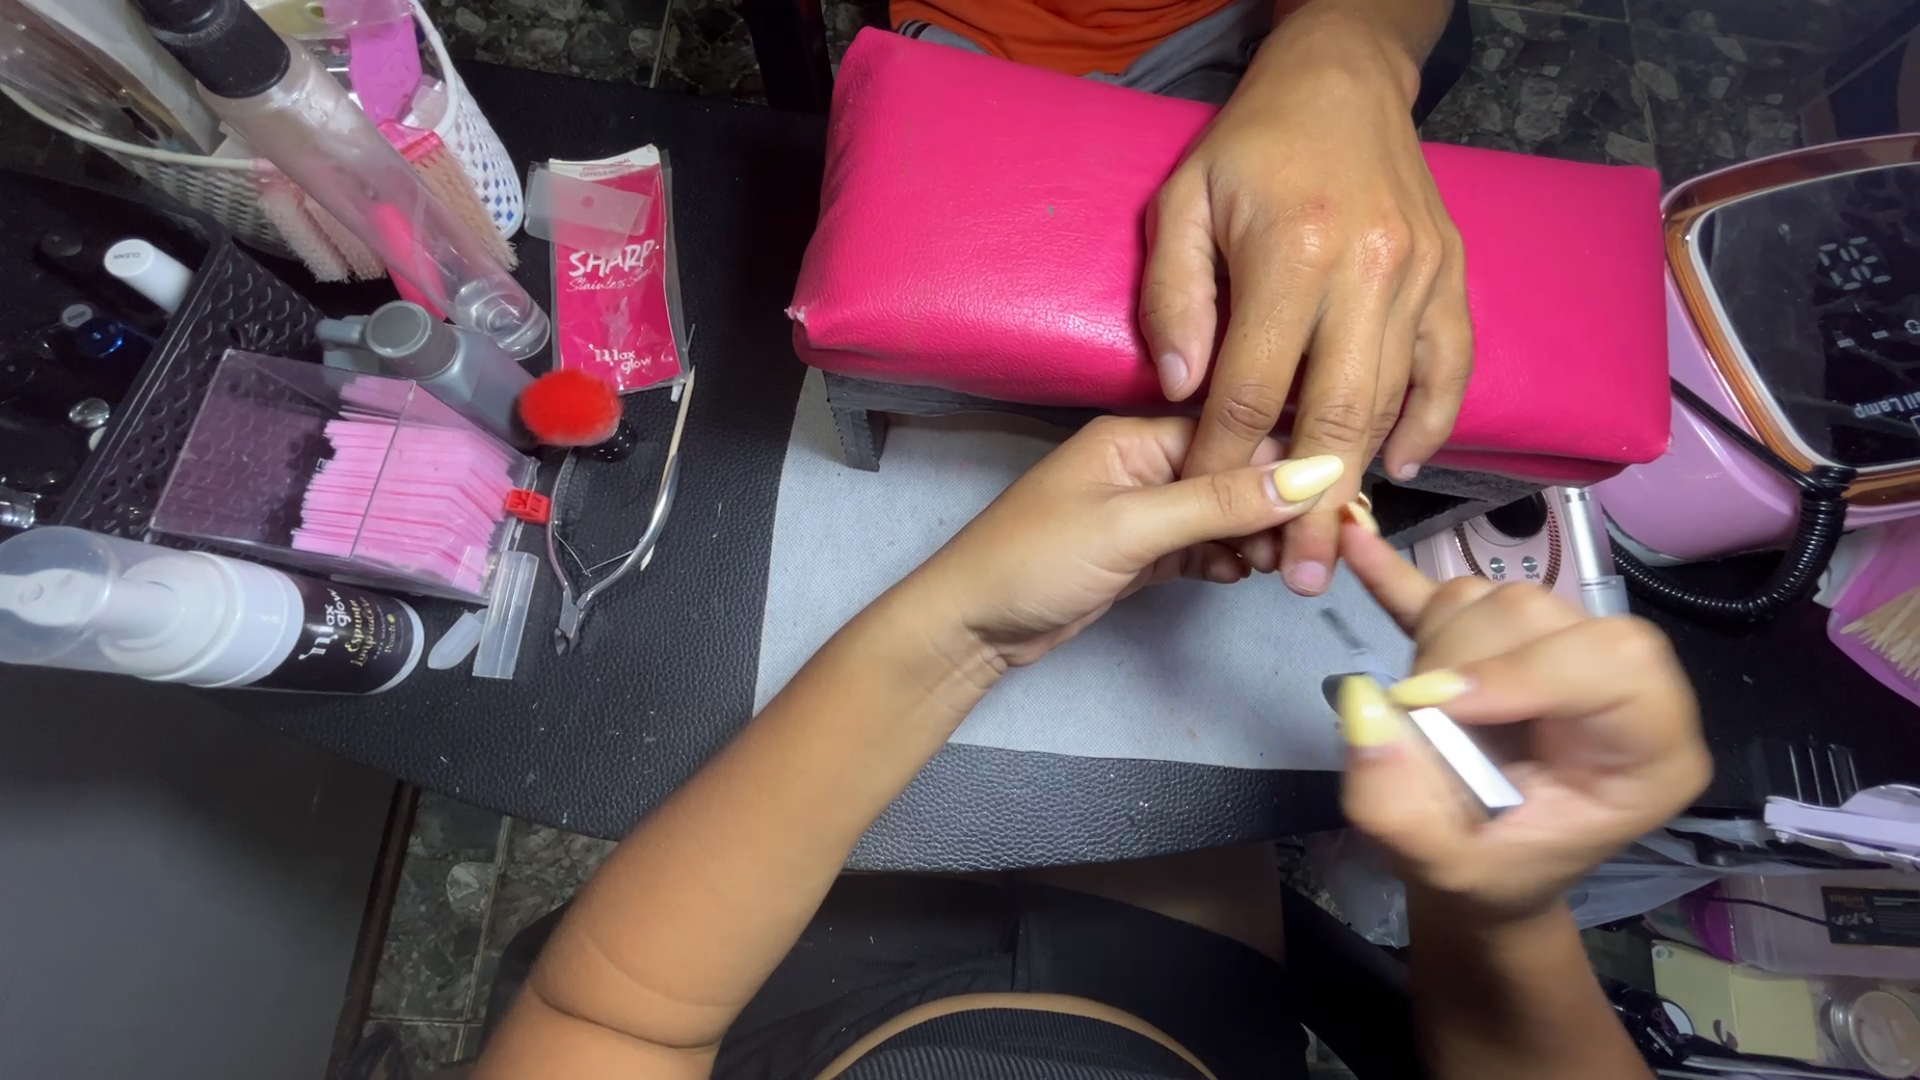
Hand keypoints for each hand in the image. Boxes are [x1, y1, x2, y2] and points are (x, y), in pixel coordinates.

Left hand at [908, 416, 1346, 669]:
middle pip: (1232, 476)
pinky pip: (1197, 548)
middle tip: (1314, 550)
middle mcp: (1143, 466)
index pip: (1233, 434)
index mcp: (1134, 437)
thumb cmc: (1037, 561)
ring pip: (1219, 516)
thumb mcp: (1129, 527)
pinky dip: (1220, 560)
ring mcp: (1141, 512)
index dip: (1288, 466)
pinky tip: (1236, 575)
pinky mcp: (1138, 554)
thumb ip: (1216, 501)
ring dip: (1252, 539)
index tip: (1340, 502)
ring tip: (1278, 568)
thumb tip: (1312, 473)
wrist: (974, 626)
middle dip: (1274, 509)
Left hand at [1142, 1, 1472, 596]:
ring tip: (1341, 544)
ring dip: (1364, 481)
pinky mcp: (1451, 279)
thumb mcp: (1178, 209)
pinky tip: (1401, 466)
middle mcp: (1370, 273)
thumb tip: (1187, 390)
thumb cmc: (1245, 150)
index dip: (1224, 460)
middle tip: (1297, 572)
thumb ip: (1174, 301)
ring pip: (1393, 403)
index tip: (1204, 507)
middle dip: (1309, 505)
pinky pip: (1451, 367)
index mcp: (1294, 255)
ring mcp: (1423, 277)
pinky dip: (1432, 423)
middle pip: (1333, 417)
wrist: (1339, 83)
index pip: (1250, 391)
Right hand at [1335, 520, 1710, 924]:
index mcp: (1640, 748)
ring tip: (1415, 696)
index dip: (1524, 669)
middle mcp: (1605, 684)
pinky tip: (1356, 541)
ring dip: (1433, 637)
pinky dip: (1393, 572)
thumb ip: (1403, 811)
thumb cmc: (1485, 873)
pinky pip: (1437, 593)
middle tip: (1415, 713)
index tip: (1438, 705)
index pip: (1615, 663)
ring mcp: (1540, 652)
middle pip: (1536, 613)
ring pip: (1485, 596)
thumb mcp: (1446, 871)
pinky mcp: (1480, 642)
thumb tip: (1366, 708)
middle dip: (1457, 656)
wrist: (1481, 861)